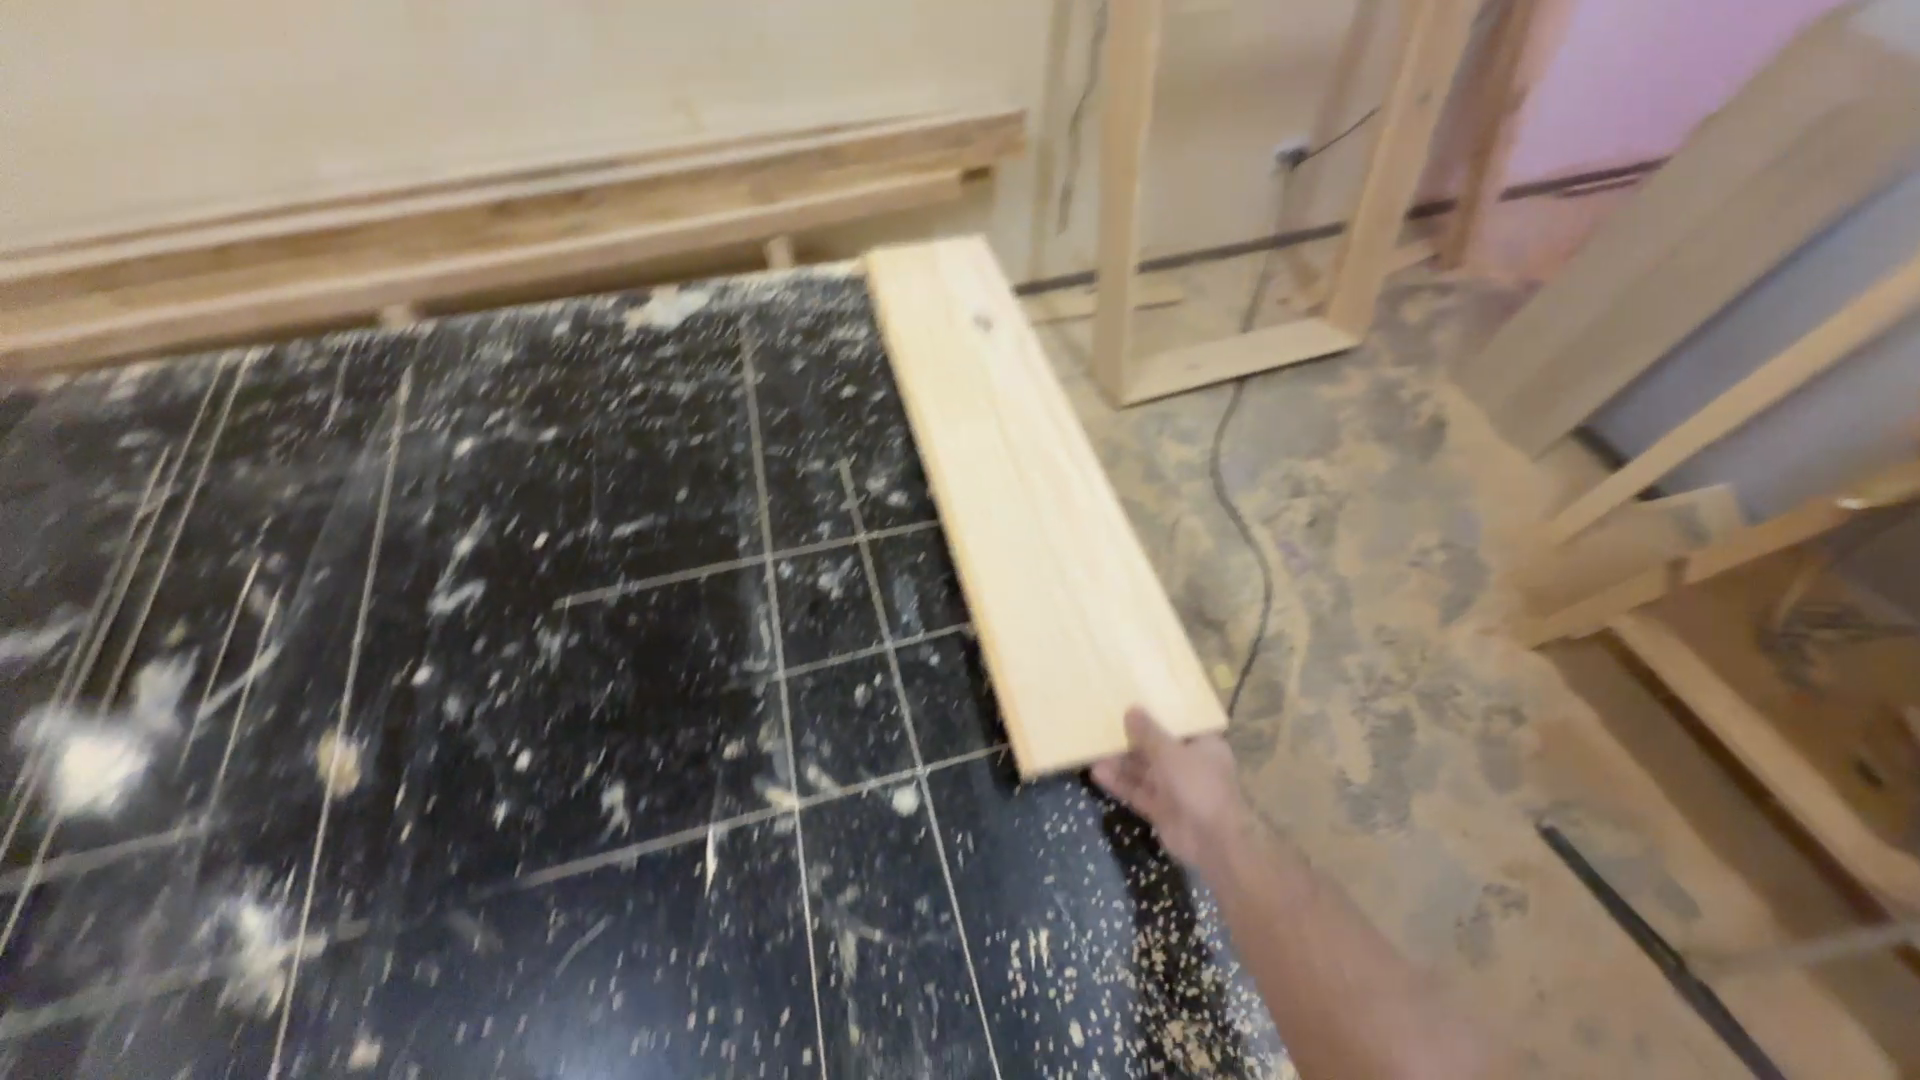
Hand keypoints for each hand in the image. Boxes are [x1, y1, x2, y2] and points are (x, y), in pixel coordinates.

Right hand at [1090, 707, 1252, 872]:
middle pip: (1158, 750)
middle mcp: (1191, 765)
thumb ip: (1148, 733)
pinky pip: (1139, 792)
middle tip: (1104, 729)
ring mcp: (1176, 790)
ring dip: (1122, 764)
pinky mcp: (1163, 810)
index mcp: (1204, 746)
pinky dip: (1121, 784)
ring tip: (1094, 753)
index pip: (1179, 727)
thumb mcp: (1170, 753)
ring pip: (1145, 772)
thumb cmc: (1198, 785)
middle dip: (1132, 742)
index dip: (1157, 717)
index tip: (1132, 706)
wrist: (1212, 842)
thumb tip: (1132, 709)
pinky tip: (1098, 774)